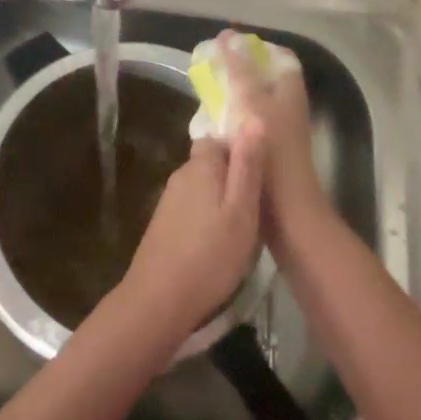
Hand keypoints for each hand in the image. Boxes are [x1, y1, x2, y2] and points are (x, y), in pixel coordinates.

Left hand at [121, 126, 264, 333]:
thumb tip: (253, 118)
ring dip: (219, 199)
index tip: (261, 173)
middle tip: (257, 203)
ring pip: (201, 188)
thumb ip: (247, 165)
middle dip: (231, 175)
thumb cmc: (211, 255)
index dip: (240, 150)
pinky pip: (191, 209)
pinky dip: (205, 218)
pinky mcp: (163, 226)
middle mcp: (180, 177)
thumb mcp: (242, 210)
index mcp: (200, 167)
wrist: (159, 301)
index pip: (218, 139)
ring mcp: (167, 203)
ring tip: (242, 224)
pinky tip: (217, 241)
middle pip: (209, 163)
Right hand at [217, 31, 324, 218]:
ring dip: (232, 94)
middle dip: (238, 70)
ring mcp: (279, 130)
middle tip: (208, 68)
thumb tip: (228, 38)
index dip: (254, 47)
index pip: (279, 56)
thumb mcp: (253, 106)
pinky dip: (230, 118)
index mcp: (290, 91)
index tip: (226, 44)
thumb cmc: (273, 154)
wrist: (288, 212)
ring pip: (255, 101)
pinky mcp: (267, 151)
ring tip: (204, 92)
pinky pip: (247, 124)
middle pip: (264, 77)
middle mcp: (288, 106)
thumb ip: (240, 72)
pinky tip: (209, 124)